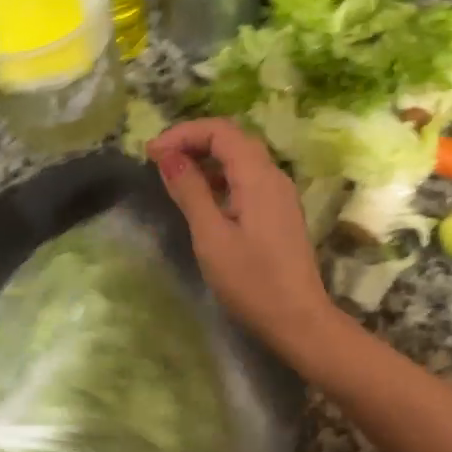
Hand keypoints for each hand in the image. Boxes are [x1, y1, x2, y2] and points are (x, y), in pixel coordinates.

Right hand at [147, 118, 338, 356]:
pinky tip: (203, 197)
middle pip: (232, 138)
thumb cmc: (251, 281)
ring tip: (175, 175)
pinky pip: (248, 177)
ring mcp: (280, 193)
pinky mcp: (279, 210)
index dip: (183, 133)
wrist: (299, 321)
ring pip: (241, 157)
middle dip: (193, 141)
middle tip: (159, 159)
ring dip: (207, 157)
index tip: (151, 153)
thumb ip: (190, 191)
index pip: (220, 130)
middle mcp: (273, 175)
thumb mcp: (211, 236)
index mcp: (257, 175)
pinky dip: (221, 176)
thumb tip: (167, 155)